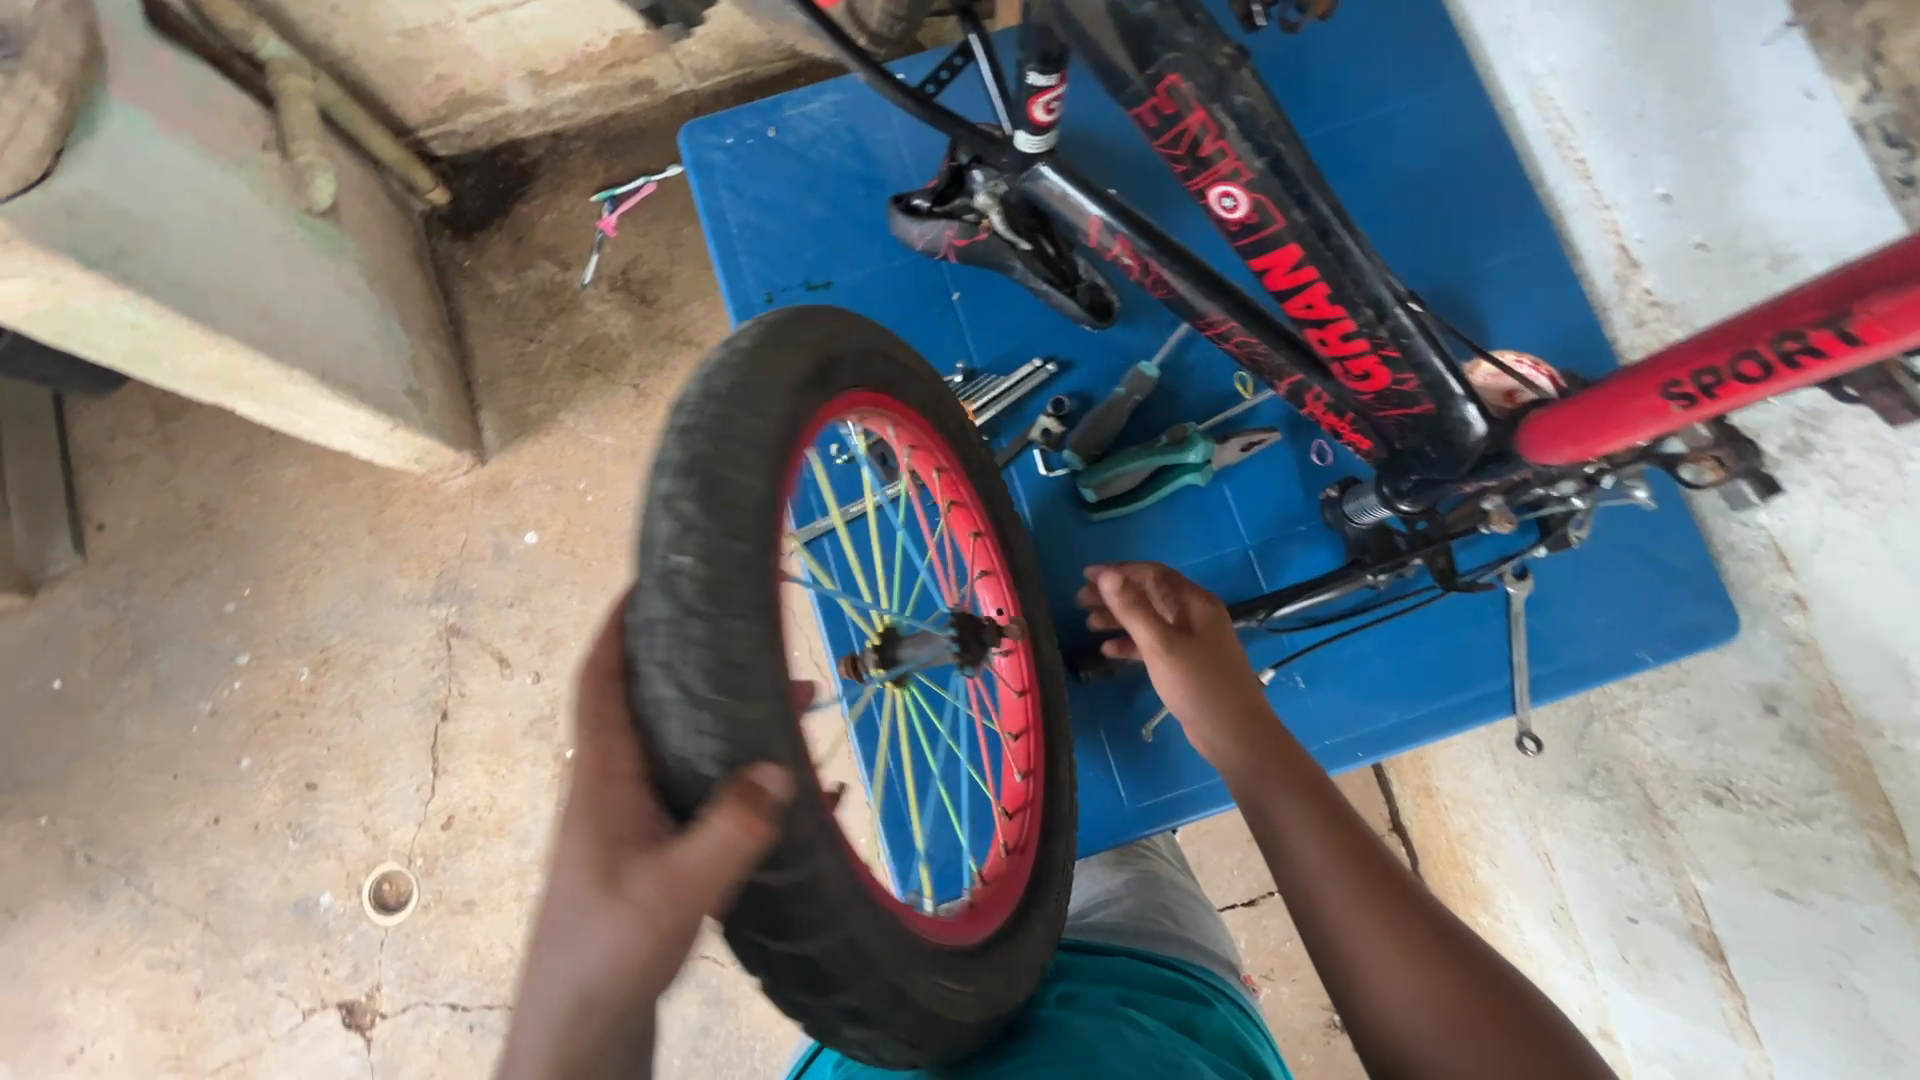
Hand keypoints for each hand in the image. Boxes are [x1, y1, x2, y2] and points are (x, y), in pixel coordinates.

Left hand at [499, 594, 795, 1079]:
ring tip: (800, 703)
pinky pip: (708, 793)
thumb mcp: (675, 891)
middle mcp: (617, 787)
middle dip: (704, 666)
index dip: (618, 627)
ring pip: (688, 747)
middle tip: (761, 645)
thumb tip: (784, 767)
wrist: (579, 1033)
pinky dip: (749, 777)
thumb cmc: (606, 952)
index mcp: (603, 777)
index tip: (652, 584)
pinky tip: (801, 788)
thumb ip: (730, 831)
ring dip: (736, 720)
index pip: (600, 681)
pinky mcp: (660, 851)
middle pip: (655, 704)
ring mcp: (638, 821)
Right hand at [1077, 562, 1275, 770]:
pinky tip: (1109, 651)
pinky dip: (1132, 644)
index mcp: (1195, 603)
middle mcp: (1195, 615)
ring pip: (1150, 620)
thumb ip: (1133, 608)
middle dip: (1115, 595)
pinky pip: (1154, 644)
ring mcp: (1192, 640)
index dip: (1118, 571)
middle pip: (1150, 595)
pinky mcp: (1187, 663)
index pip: (1152, 574)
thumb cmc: (1198, 684)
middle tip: (1081, 601)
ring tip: (1089, 624)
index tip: (1086, 576)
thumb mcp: (1160, 644)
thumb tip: (1107, 573)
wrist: (1235, 734)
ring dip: (1120, 619)